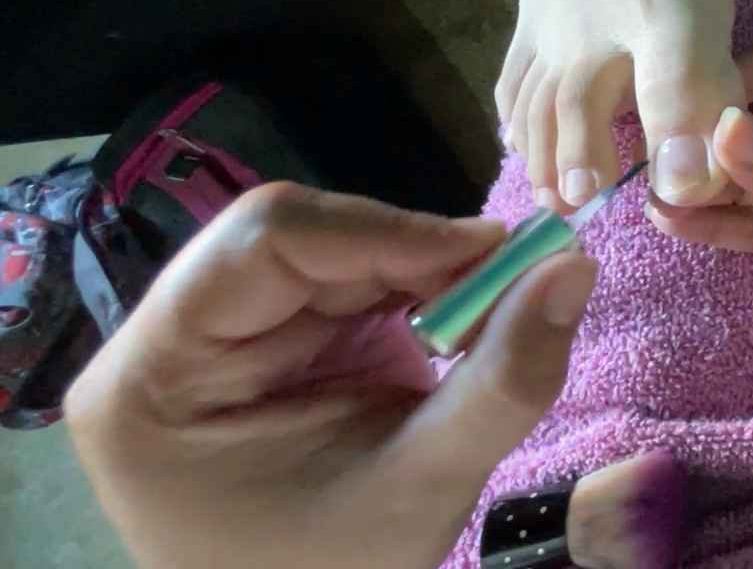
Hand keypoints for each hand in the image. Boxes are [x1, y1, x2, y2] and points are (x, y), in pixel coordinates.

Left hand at [66, 183, 597, 568]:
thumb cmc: (337, 567)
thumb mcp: (428, 485)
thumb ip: (506, 379)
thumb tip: (576, 265)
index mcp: (160, 378)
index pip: (266, 240)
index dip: (387, 232)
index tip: (490, 258)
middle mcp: (185, 335)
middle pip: (318, 233)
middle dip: (426, 251)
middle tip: (510, 288)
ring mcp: (240, 328)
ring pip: (357, 240)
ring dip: (442, 264)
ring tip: (492, 316)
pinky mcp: (295, 327)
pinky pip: (377, 266)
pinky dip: (440, 280)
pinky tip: (466, 322)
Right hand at [648, 45, 752, 339]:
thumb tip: (720, 132)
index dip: (727, 83)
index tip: (675, 103)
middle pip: (751, 127)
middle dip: (702, 139)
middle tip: (648, 157)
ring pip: (747, 181)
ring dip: (701, 185)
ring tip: (648, 192)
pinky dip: (720, 226)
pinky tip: (676, 223)